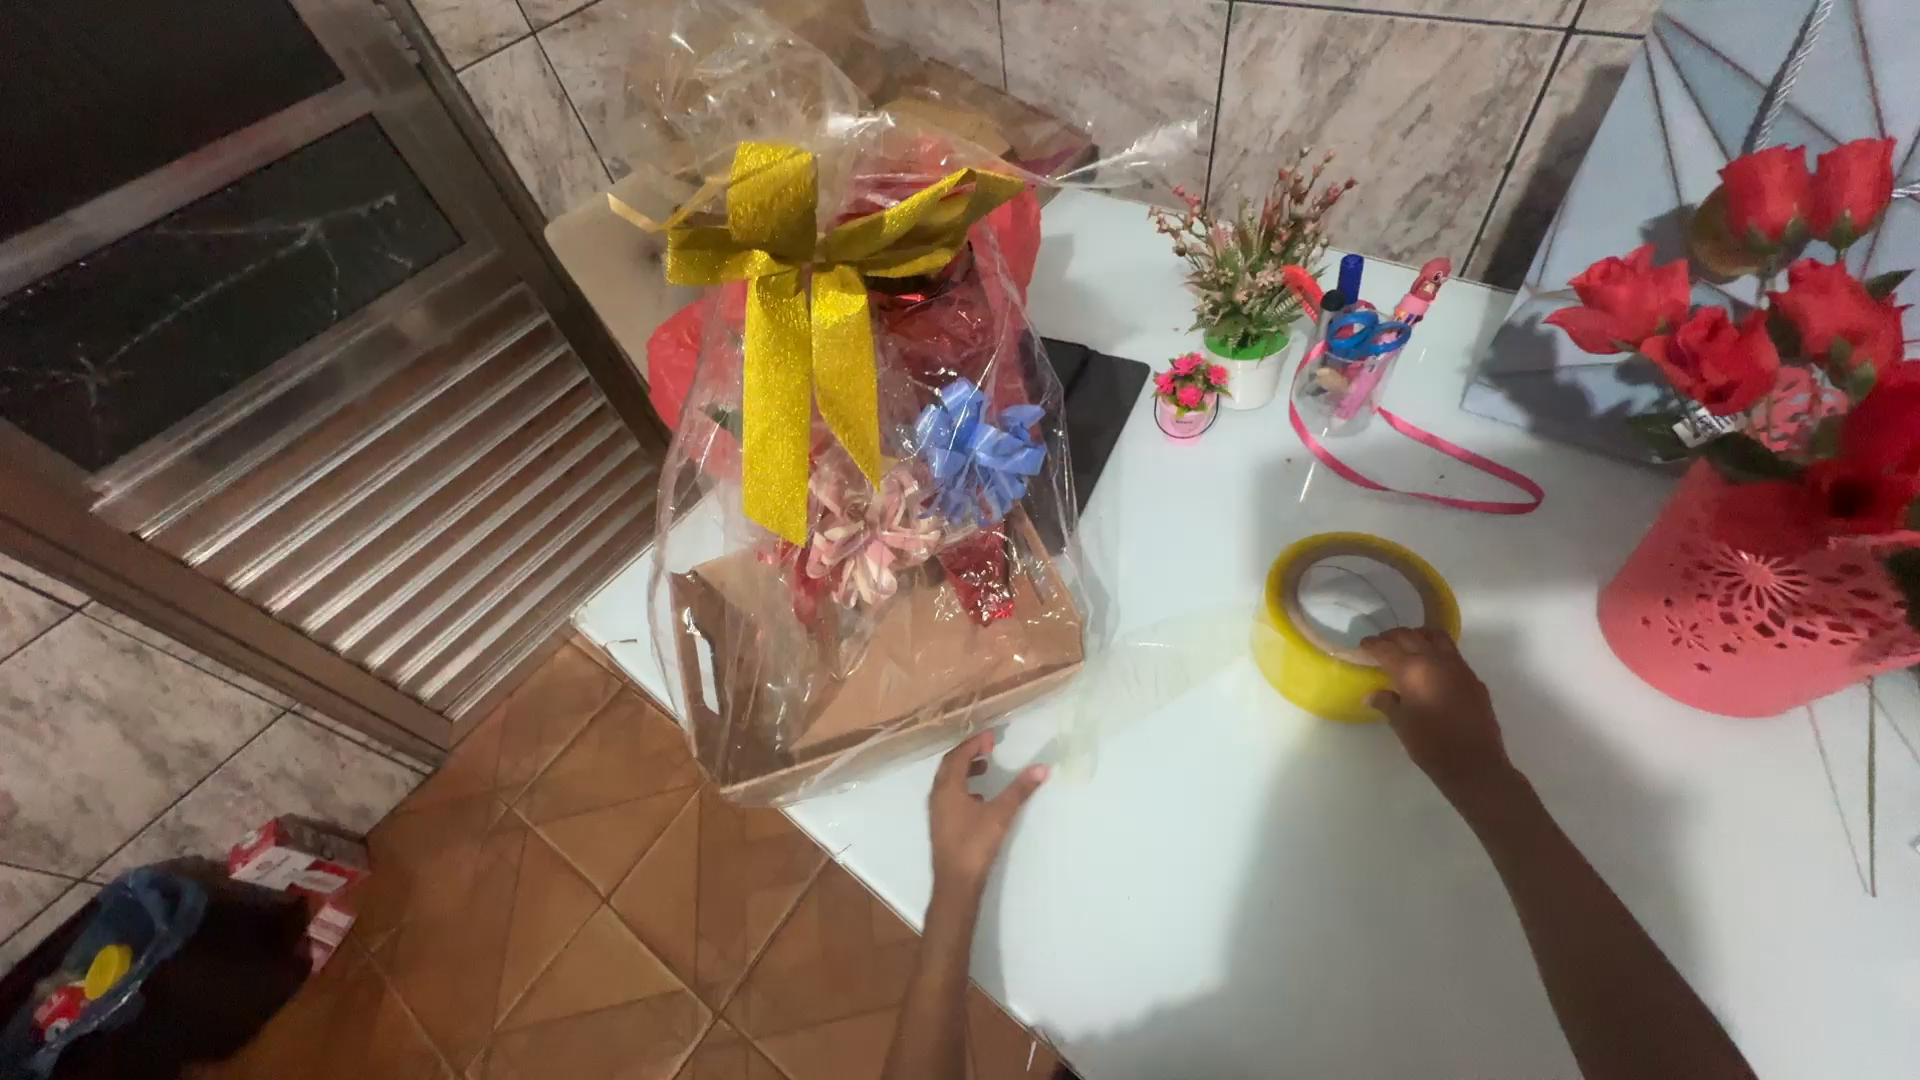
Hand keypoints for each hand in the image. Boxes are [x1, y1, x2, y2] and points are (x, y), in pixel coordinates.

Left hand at [928, 730, 1048, 899]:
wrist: (956, 882)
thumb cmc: (975, 844)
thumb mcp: (1000, 814)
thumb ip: (1020, 789)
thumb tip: (1042, 768)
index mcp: (947, 787)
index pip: (959, 755)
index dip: (975, 742)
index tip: (992, 736)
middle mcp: (937, 794)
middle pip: (950, 764)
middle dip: (969, 752)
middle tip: (988, 746)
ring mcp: (937, 809)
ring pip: (949, 780)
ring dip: (965, 769)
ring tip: (986, 767)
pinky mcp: (941, 823)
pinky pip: (950, 794)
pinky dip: (963, 786)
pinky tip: (980, 796)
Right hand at [1360, 628, 1512, 801]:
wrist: (1475, 765)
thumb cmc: (1430, 744)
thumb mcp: (1400, 723)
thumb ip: (1386, 702)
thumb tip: (1373, 694)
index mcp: (1411, 670)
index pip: (1385, 647)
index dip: (1371, 645)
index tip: (1362, 646)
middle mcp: (1435, 661)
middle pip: (1409, 635)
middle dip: (1392, 637)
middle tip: (1381, 645)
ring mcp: (1458, 668)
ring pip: (1436, 637)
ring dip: (1418, 637)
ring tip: (1408, 647)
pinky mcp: (1473, 679)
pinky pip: (1452, 654)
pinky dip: (1437, 652)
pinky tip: (1431, 670)